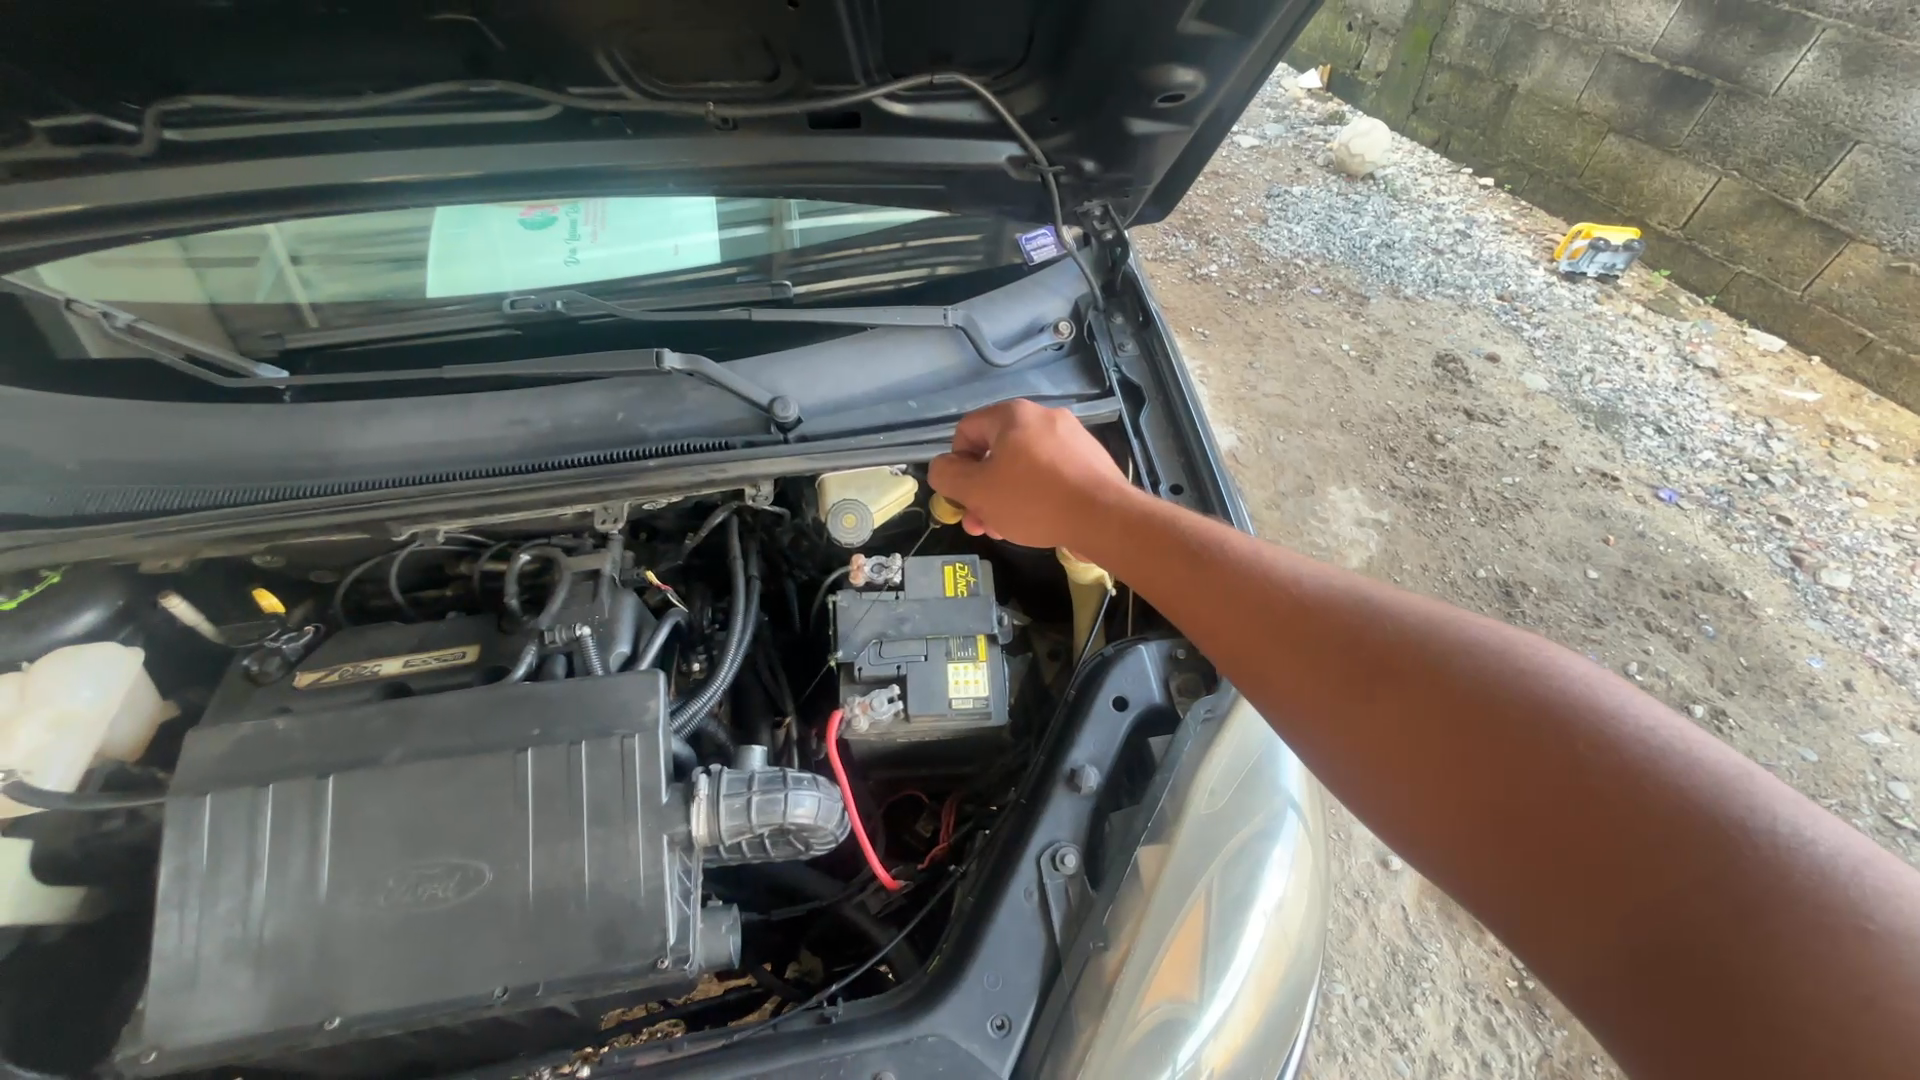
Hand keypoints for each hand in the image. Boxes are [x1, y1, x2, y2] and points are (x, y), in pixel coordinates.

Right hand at [926, 400, 1134, 549]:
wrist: (1104, 517)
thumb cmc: (1033, 500)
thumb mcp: (976, 491)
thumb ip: (947, 476)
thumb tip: (942, 468)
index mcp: (1012, 414)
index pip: (966, 431)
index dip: (956, 465)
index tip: (962, 496)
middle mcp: (1043, 417)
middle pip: (995, 452)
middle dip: (981, 491)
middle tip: (980, 523)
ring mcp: (1070, 438)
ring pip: (1022, 467)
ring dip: (1005, 498)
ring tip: (1005, 529)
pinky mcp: (1089, 462)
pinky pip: (1049, 475)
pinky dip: (1035, 497)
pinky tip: (1036, 523)